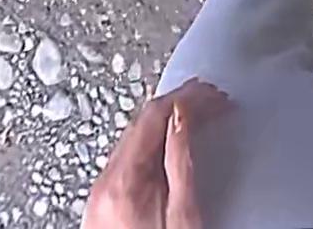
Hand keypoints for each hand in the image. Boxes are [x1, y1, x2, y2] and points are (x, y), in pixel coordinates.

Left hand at [83, 78, 229, 228]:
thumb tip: (184, 114)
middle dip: (179, 105)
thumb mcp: (183, 218)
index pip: (155, 114)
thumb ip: (181, 161)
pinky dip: (154, 143)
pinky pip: (129, 158)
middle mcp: (105, 182)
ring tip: (198, 117)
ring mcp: (100, 195)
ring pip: (135, 137)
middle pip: (142, 122)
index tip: (213, 95)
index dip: (187, 97)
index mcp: (124, 180)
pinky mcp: (101, 207)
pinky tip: (172, 144)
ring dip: (167, 121)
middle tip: (211, 101)